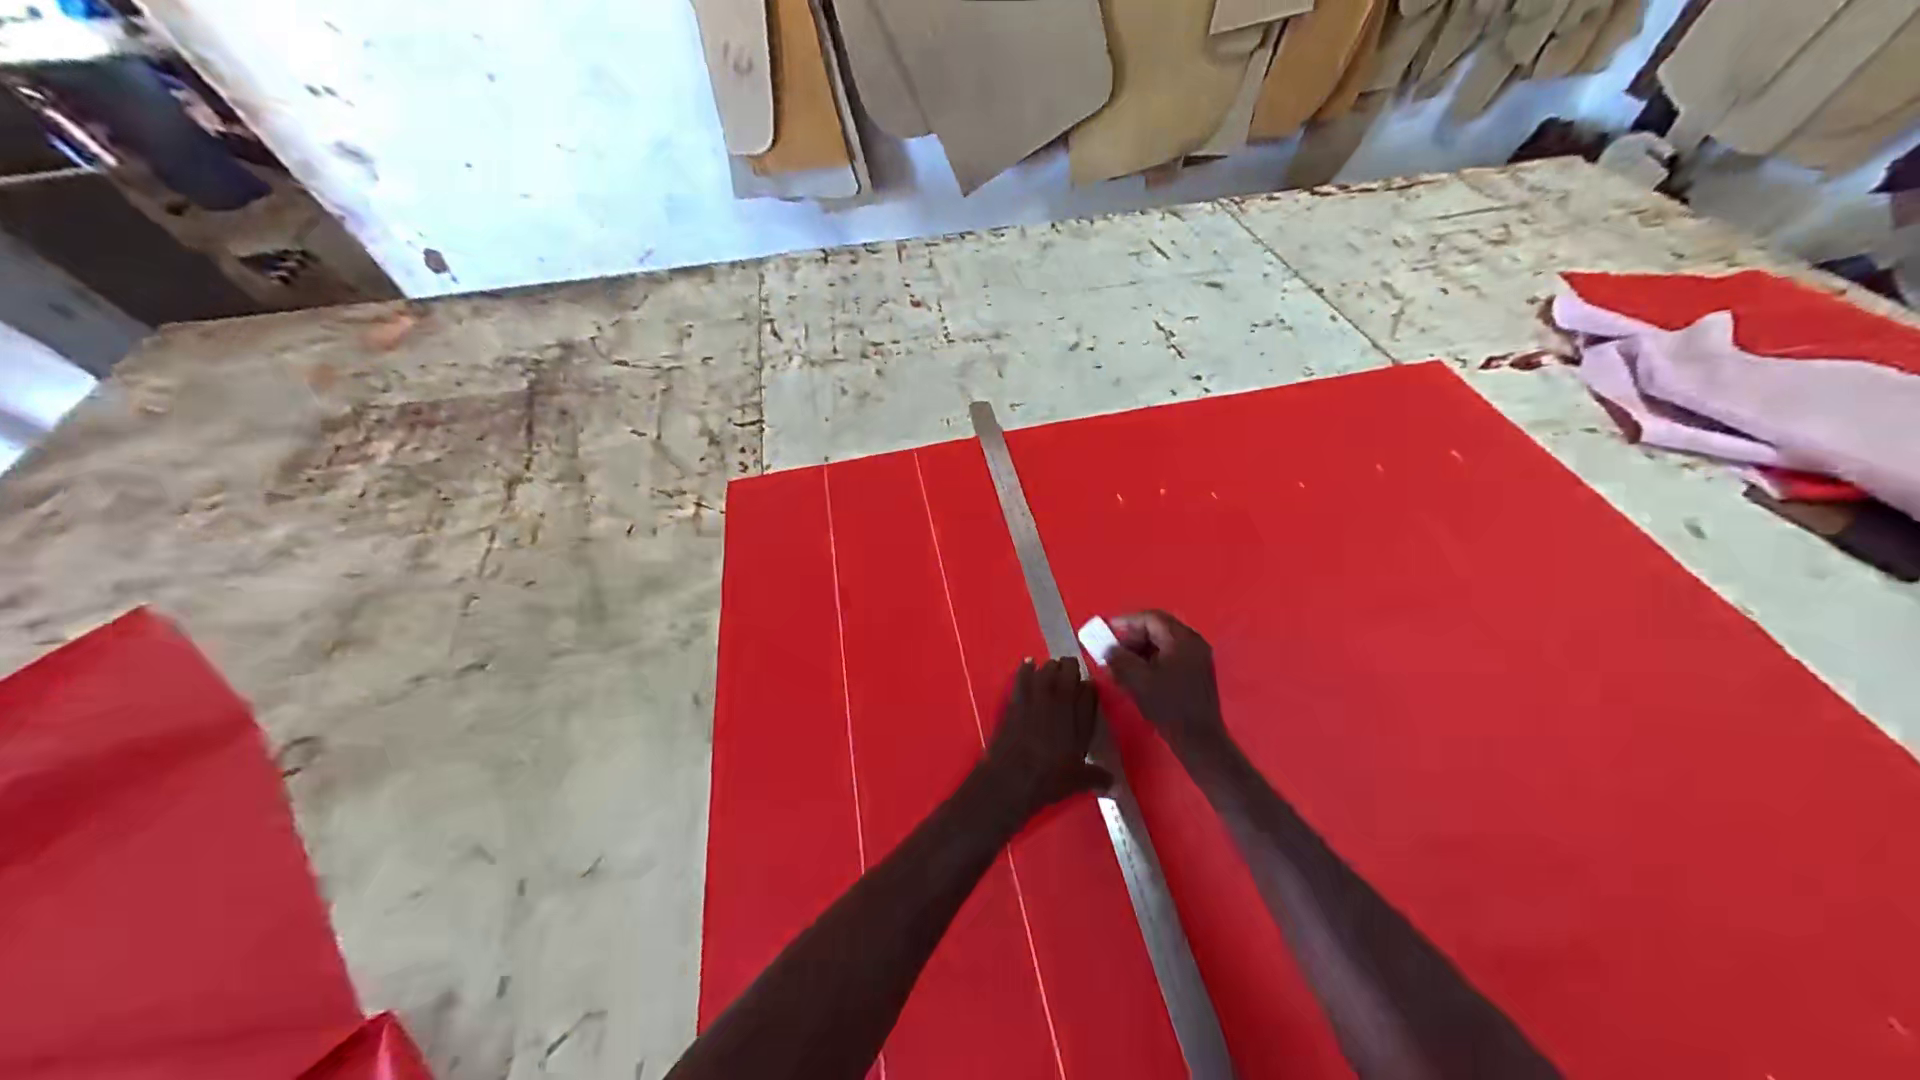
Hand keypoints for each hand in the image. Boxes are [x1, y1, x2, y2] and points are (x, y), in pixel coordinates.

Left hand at [980, 658, 1110, 819]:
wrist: (1011, 778)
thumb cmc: (1049, 779)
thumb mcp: (1079, 780)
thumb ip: (1097, 777)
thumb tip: (1114, 785)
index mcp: (1081, 720)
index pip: (1090, 692)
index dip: (1090, 687)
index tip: (1089, 687)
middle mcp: (1061, 704)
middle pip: (1069, 674)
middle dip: (1071, 669)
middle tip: (1070, 672)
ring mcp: (1037, 699)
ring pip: (1047, 671)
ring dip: (1050, 667)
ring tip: (1052, 668)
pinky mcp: (1016, 701)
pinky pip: (1023, 677)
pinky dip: (1026, 669)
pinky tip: (1028, 663)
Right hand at [1105, 611, 1228, 759]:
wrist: (1199, 740)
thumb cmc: (1169, 707)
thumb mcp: (1138, 680)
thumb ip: (1120, 659)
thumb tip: (1107, 648)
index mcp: (1182, 640)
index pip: (1151, 619)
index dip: (1125, 623)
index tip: (1106, 632)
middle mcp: (1193, 643)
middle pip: (1157, 629)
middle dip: (1131, 638)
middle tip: (1111, 649)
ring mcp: (1196, 658)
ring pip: (1161, 644)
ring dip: (1138, 651)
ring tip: (1118, 664)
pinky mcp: (1194, 673)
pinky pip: (1168, 657)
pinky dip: (1149, 661)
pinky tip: (1134, 675)